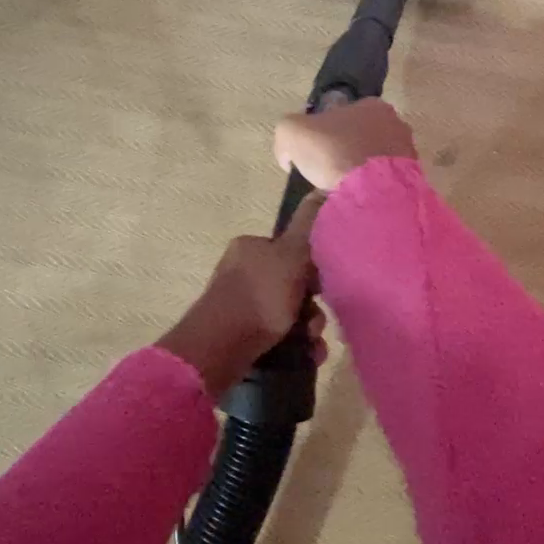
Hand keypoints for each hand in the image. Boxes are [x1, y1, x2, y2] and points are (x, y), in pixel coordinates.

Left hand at [157, 200, 324, 394]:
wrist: (221, 347)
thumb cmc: (261, 295)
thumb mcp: (291, 254)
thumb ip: (308, 224)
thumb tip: (321, 189)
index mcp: (251, 247)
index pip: (293, 250)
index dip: (313, 268)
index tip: (322, 287)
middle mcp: (243, 272)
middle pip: (294, 284)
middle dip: (312, 305)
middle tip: (317, 322)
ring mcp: (240, 303)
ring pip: (289, 312)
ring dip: (308, 327)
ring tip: (312, 343)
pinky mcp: (240, 333)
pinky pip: (278, 334)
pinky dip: (296, 343)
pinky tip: (306, 354)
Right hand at [273, 97, 417, 189]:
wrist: (371, 191)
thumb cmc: (333, 151)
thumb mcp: (291, 132)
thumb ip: (287, 135)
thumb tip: (289, 156)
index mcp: (372, 105)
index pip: (344, 114)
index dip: (325, 131)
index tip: (315, 152)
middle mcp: (396, 123)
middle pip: (362, 137)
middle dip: (345, 151)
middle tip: (326, 172)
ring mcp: (408, 152)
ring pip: (375, 160)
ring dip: (359, 171)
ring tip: (342, 190)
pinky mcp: (412, 179)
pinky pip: (385, 181)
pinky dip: (372, 188)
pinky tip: (358, 199)